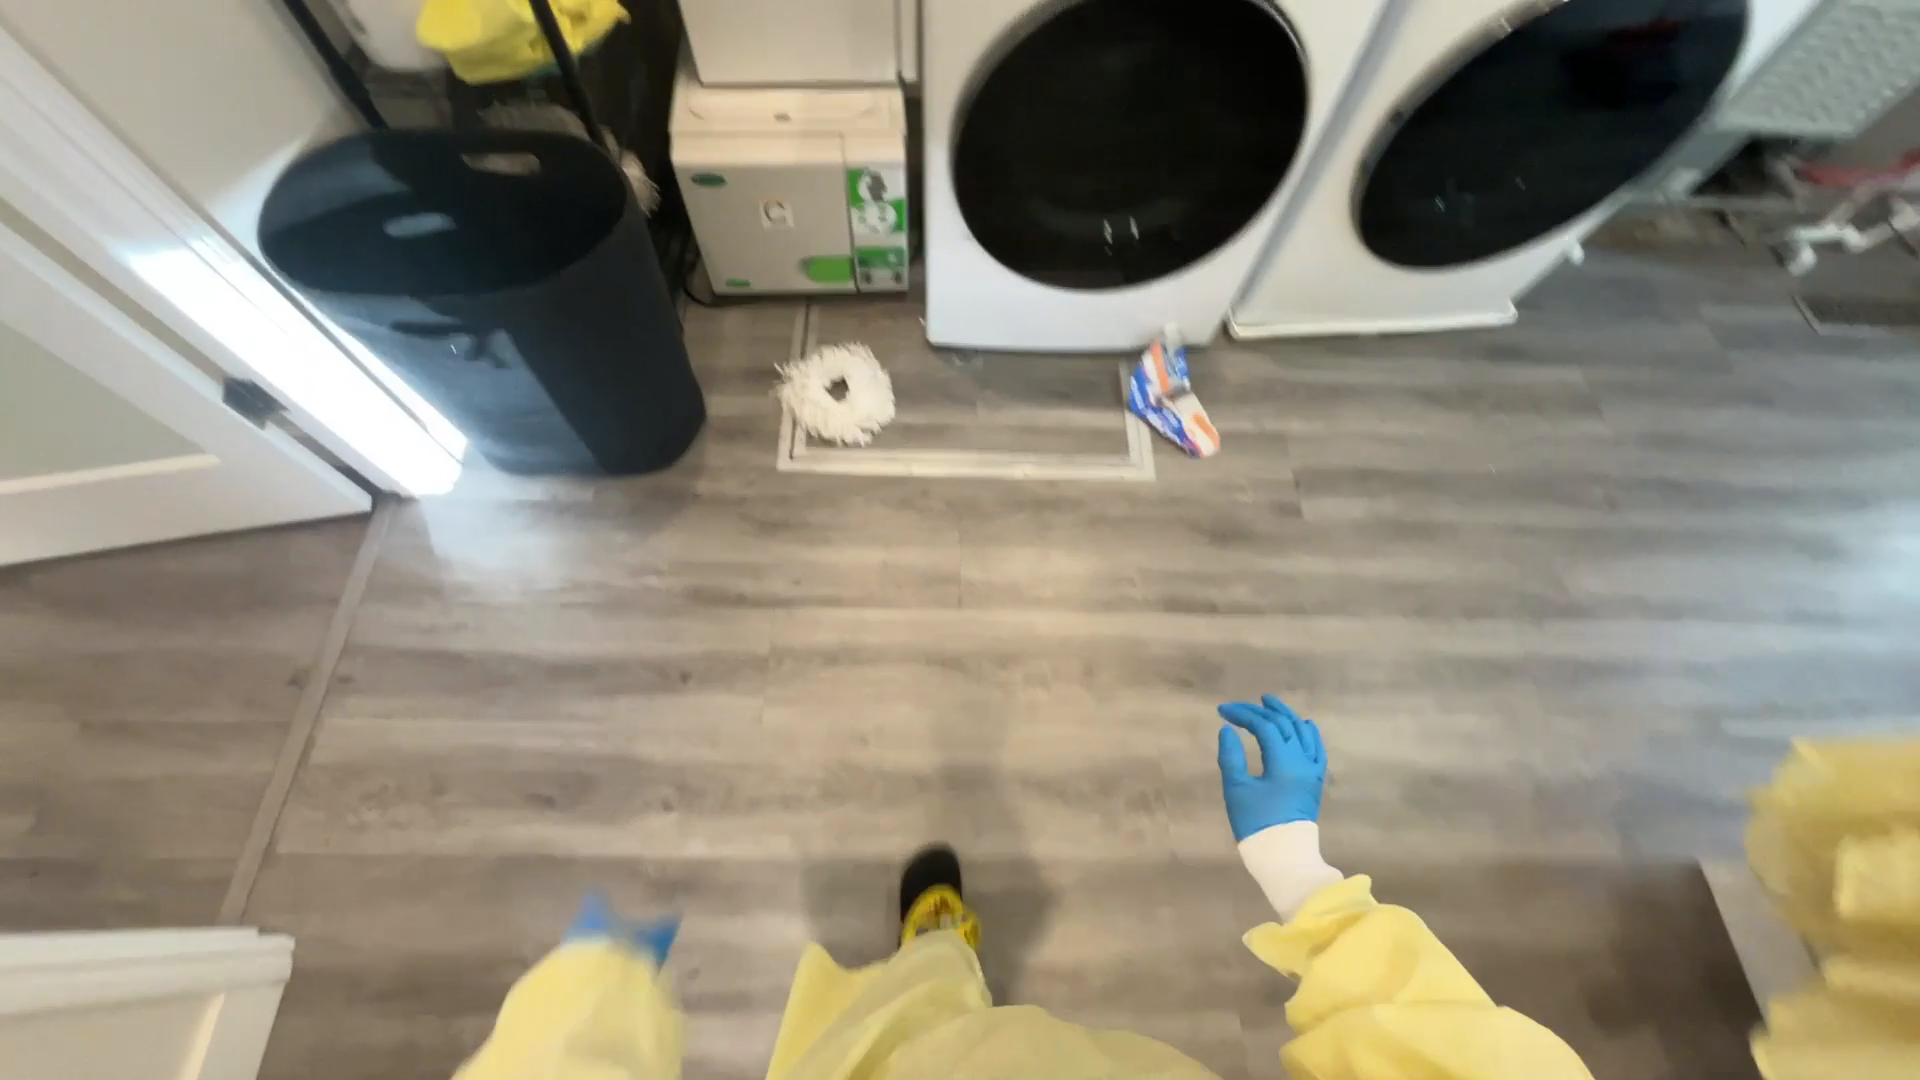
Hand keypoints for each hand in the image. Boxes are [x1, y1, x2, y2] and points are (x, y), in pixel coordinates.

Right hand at [1217, 695, 1326, 841]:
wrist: (1284, 856)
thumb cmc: (1256, 824)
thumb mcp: (1236, 790)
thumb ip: (1230, 756)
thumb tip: (1227, 729)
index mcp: (1283, 763)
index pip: (1264, 727)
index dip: (1243, 714)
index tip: (1222, 711)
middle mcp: (1302, 762)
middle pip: (1284, 725)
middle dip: (1260, 711)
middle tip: (1239, 706)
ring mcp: (1312, 771)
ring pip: (1302, 733)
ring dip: (1285, 715)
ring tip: (1269, 703)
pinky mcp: (1315, 781)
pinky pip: (1317, 750)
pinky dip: (1310, 734)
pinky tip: (1305, 724)